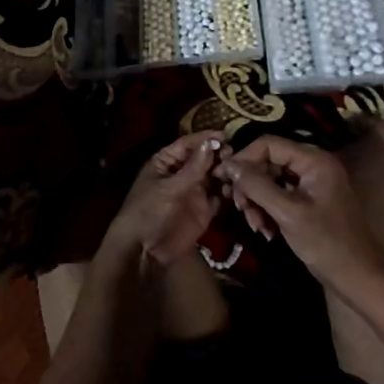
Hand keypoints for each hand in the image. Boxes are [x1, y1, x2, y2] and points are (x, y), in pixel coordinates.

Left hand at [104, 131, 225, 266]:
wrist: (144, 249)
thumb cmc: (148, 212)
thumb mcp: (169, 188)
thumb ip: (192, 168)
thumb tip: (211, 144)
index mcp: (165, 163)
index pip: (186, 145)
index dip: (204, 139)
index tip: (225, 135)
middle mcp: (181, 174)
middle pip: (204, 159)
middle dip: (219, 155)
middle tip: (235, 154)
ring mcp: (194, 192)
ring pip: (214, 176)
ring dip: (226, 173)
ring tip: (238, 171)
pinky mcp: (204, 210)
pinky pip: (220, 196)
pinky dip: (229, 192)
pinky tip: (239, 188)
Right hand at [216, 136, 383, 282]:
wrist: (354, 274)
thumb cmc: (325, 242)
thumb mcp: (287, 213)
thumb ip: (256, 186)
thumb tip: (227, 165)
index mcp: (314, 161)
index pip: (268, 144)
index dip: (244, 158)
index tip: (225, 180)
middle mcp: (311, 165)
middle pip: (265, 161)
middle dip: (249, 185)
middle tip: (239, 207)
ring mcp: (308, 182)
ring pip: (266, 179)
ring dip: (254, 201)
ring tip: (255, 225)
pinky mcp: (304, 199)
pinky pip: (274, 194)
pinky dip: (264, 209)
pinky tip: (265, 229)